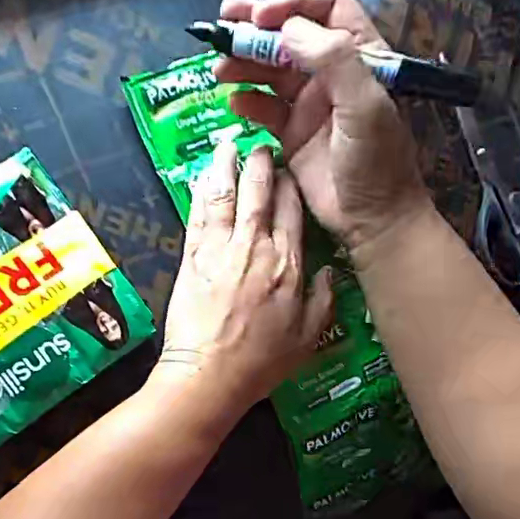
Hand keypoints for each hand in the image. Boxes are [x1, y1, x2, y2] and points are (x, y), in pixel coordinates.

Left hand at [154, 140, 334, 410]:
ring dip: (226, 166)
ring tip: (228, 143)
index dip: (291, 184)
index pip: (292, 210)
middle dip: (261, 163)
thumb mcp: (307, 338)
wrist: (208, 375)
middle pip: (259, 193)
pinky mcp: (191, 259)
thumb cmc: (260, 362)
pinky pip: (198, 217)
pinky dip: (200, 193)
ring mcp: (220, 250)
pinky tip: (202, 177)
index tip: (289, 169)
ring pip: (225, 196)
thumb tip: (328, 270)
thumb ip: (323, 300)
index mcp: (288, 264)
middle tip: (261, 145)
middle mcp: (255, 248)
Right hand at [215, 0, 436, 256]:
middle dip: (255, 29)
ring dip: (244, 65)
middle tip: (221, 25)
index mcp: (359, 56)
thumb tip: (288, 29)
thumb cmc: (377, 161)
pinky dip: (247, 103)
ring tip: (219, 68)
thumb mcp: (364, 105)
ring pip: (271, 72)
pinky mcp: (291, 135)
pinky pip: (264, 110)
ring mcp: (309, 105)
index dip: (292, 5)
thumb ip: (333, 60)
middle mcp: (331, 74)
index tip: (260, 16)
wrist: (372, 218)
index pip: (326, 9)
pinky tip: (233, 101)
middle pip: (289, 37)